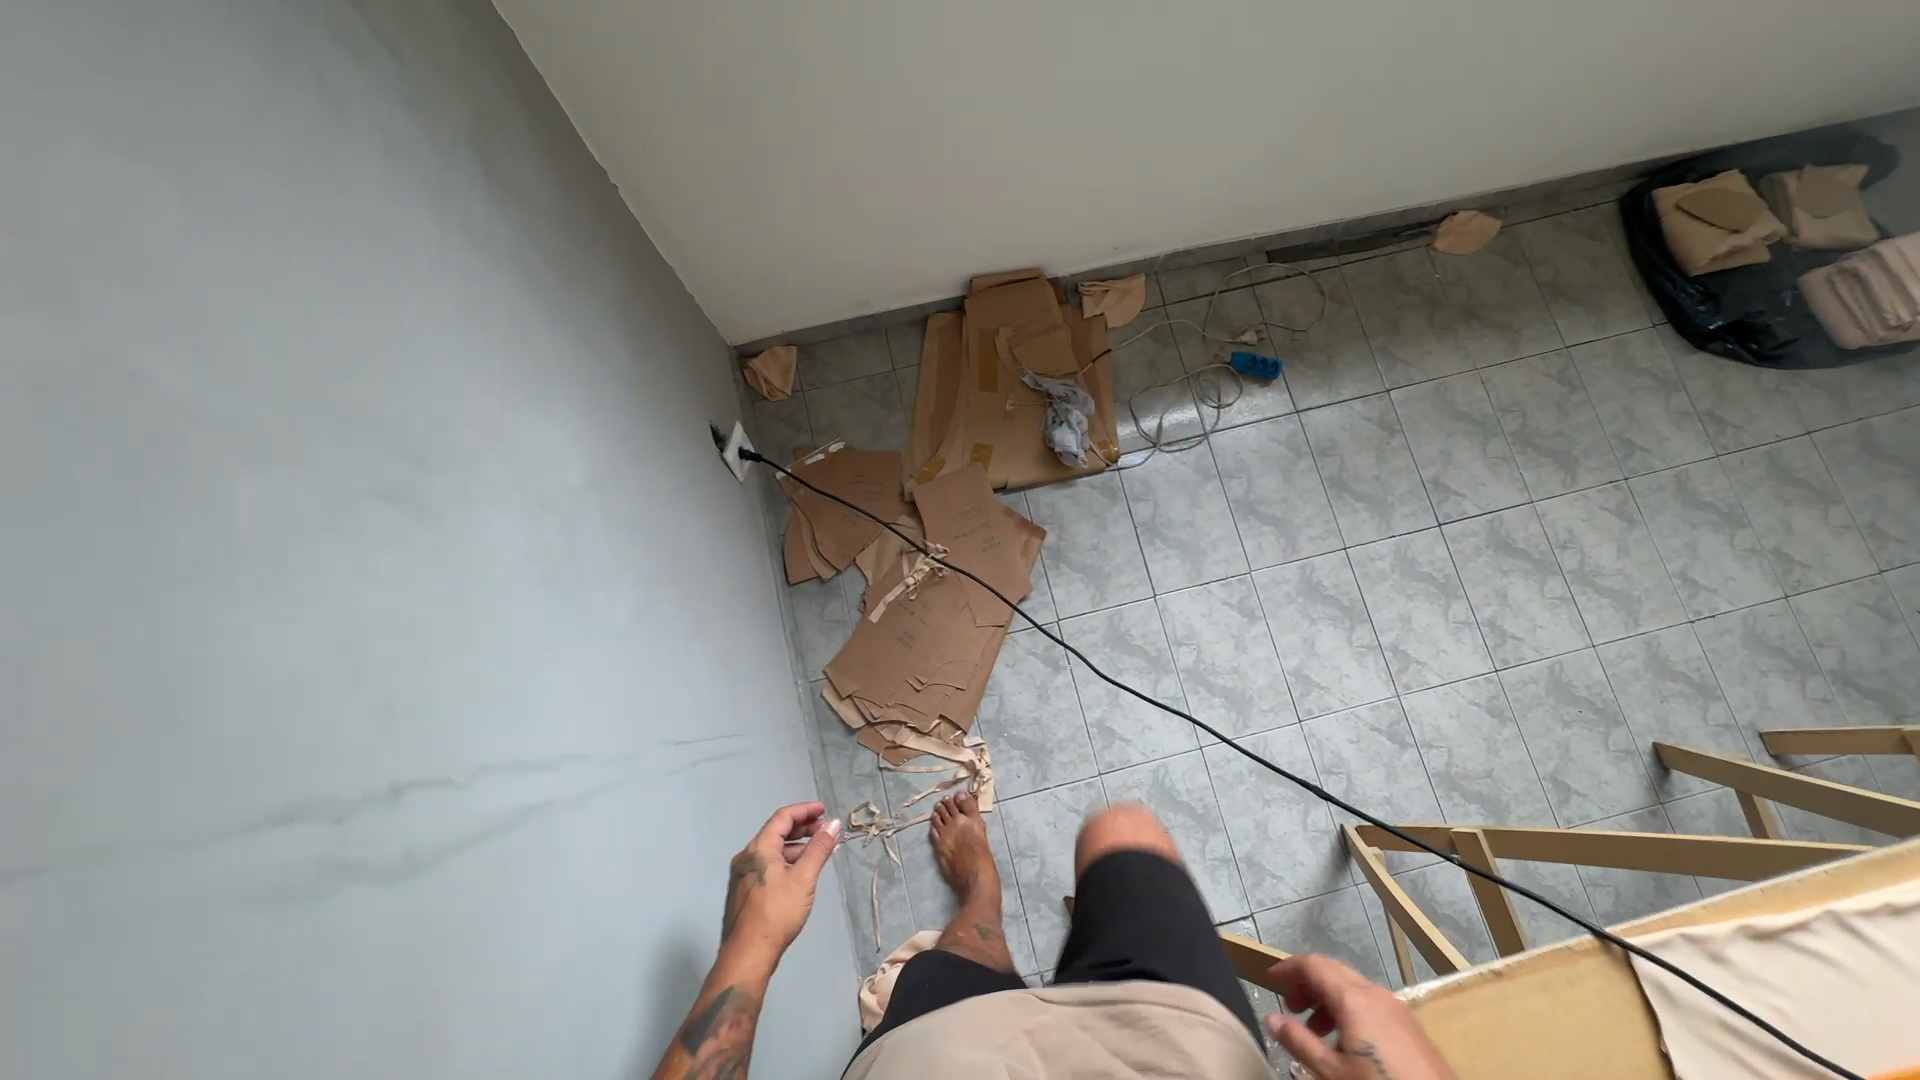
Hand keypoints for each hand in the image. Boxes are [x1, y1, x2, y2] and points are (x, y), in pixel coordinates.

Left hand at [719, 802, 841, 968]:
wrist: (747, 954)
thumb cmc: (777, 912)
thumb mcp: (804, 878)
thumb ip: (819, 849)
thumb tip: (833, 824)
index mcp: (758, 848)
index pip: (783, 817)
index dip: (805, 810)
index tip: (824, 810)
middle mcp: (747, 856)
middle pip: (776, 831)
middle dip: (802, 828)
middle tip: (825, 831)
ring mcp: (743, 874)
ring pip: (772, 850)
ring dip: (796, 846)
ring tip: (817, 852)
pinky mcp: (744, 890)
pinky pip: (768, 865)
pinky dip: (786, 861)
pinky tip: (800, 873)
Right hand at [1262, 954, 1456, 1079]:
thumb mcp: (1332, 1073)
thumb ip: (1299, 1041)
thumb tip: (1270, 1018)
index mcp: (1354, 999)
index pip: (1313, 964)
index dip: (1288, 968)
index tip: (1269, 982)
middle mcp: (1375, 994)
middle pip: (1332, 972)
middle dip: (1307, 985)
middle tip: (1290, 1009)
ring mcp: (1396, 1009)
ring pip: (1352, 988)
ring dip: (1327, 1000)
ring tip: (1316, 1031)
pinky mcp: (1410, 1027)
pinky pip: (1370, 1004)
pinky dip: (1349, 1011)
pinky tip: (1347, 1044)